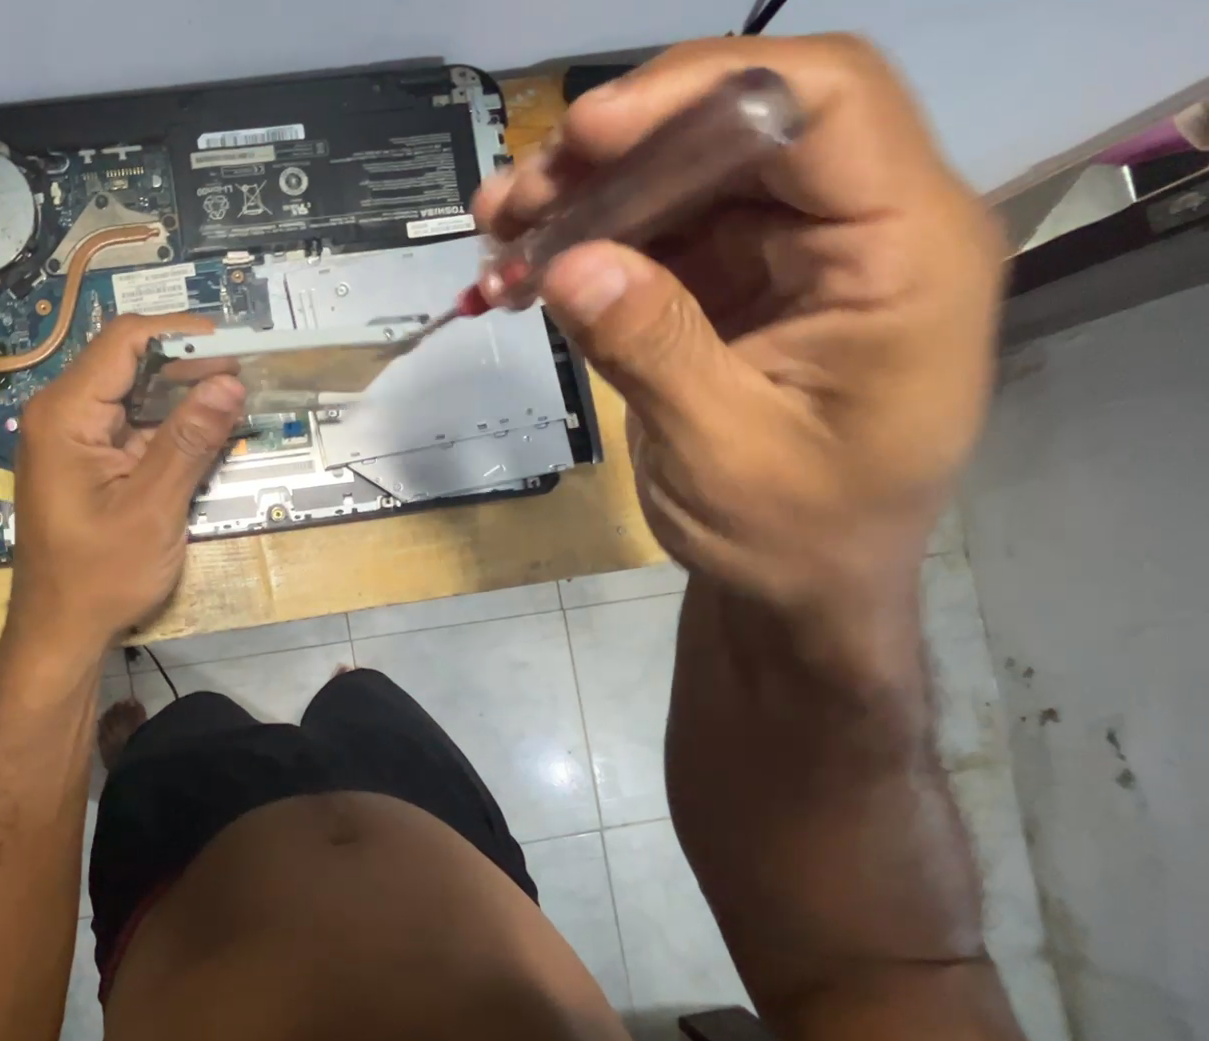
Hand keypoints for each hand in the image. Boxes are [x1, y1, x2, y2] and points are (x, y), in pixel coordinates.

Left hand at [5, 314, 245, 655]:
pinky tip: (208, 434)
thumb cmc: (100, 576)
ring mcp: (73, 439)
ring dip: (184, 398)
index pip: (124, 342)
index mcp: (66, 415)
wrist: (61, 631)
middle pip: (130, 364)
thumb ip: (190, 441)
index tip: (236, 346)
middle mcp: (62, 415)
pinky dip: (169, 429)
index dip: (181, 335)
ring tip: (238, 403)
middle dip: (190, 368)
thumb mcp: (153, 508)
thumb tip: (231, 382)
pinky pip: (131, 428)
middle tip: (248, 379)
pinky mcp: (87, 462)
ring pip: (134, 395)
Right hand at [474, 35, 1004, 618]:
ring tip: (497, 235)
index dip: (698, 94)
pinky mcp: (736, 279)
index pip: (825, 103)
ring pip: (683, 171)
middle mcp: (856, 225)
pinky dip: (584, 242)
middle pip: (738, 124)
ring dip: (585, 194)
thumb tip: (567, 260)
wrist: (799, 586)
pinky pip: (656, 229)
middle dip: (614, 152)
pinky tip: (520, 272)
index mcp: (903, 251)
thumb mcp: (719, 452)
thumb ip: (653, 348)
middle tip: (511, 204)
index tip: (582, 137)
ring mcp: (791, 249)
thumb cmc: (792, 534)